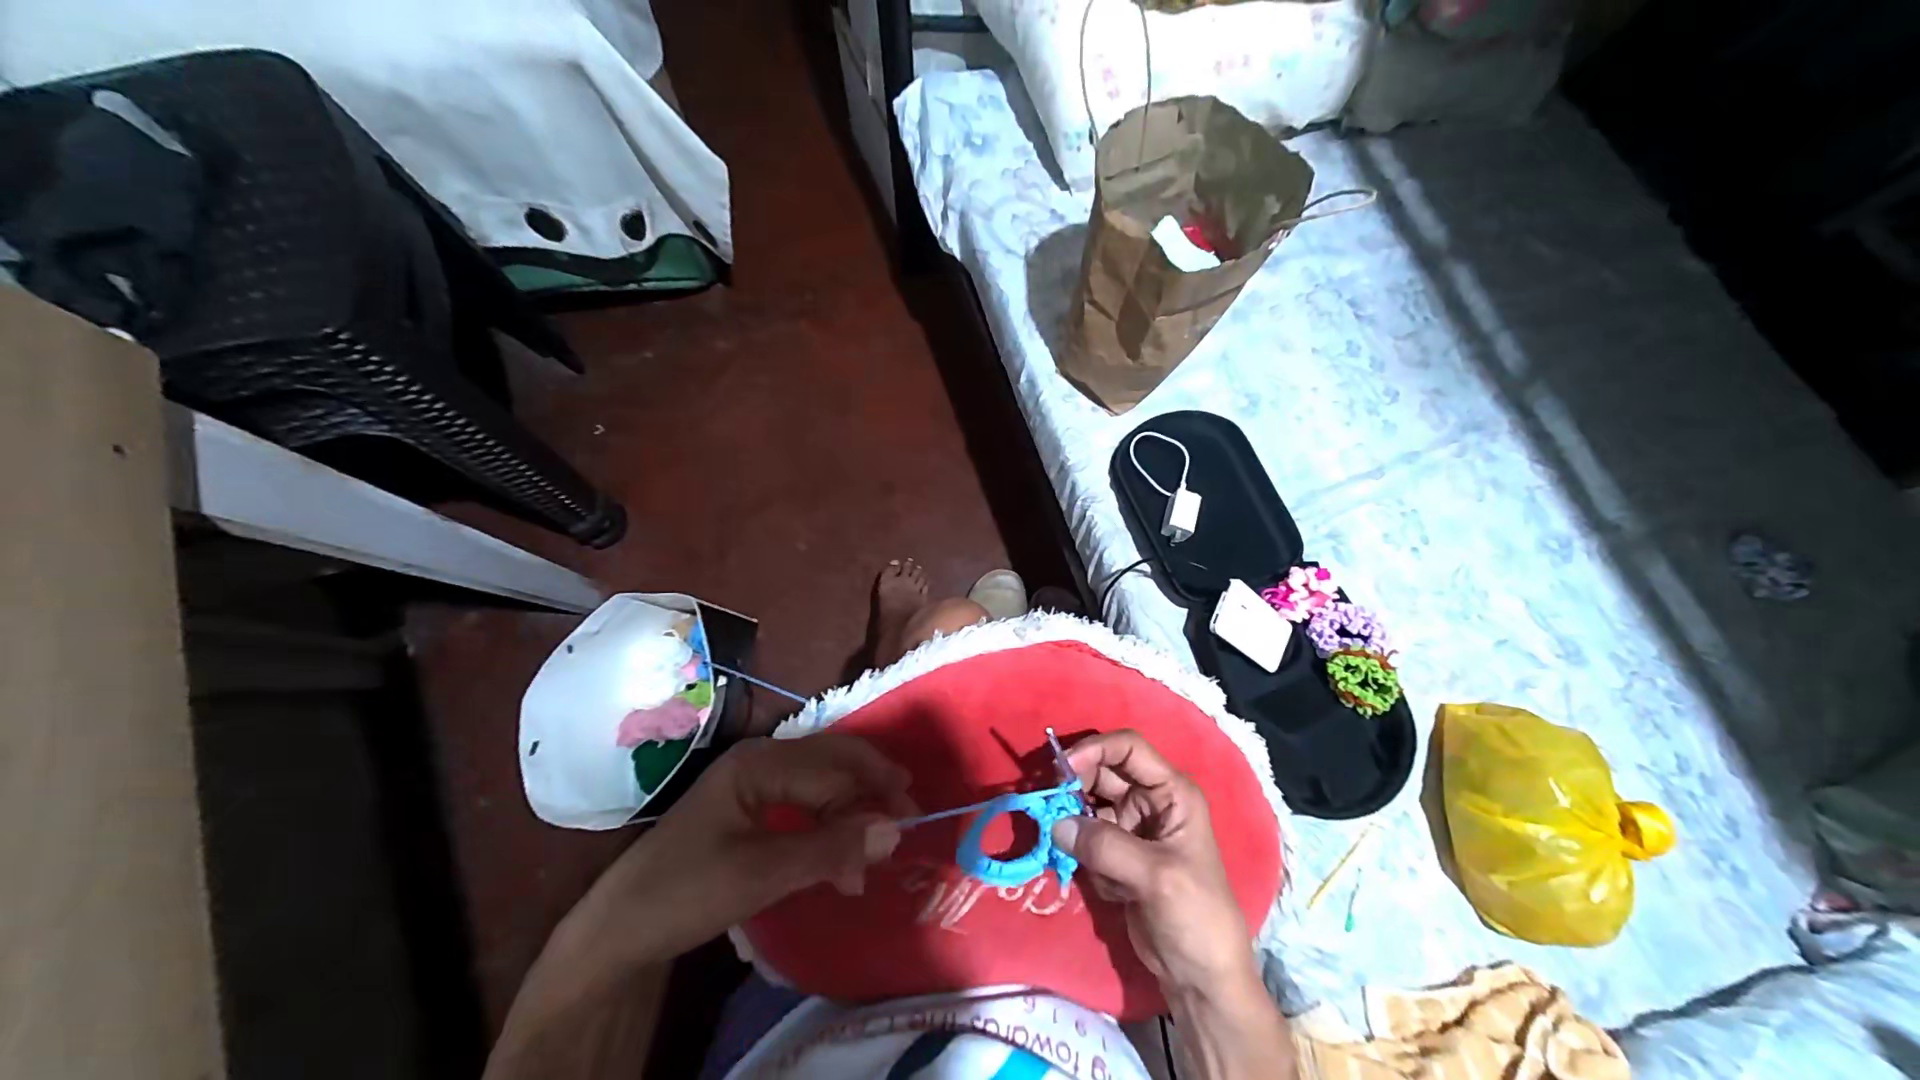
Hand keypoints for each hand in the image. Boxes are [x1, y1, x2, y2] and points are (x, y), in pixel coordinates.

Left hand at [575, 734, 918, 960]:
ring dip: (850, 812)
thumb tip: (894, 829)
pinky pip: (804, 800)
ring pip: (821, 781)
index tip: (910, 822)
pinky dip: (828, 824)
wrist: (618, 928)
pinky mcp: (749, 805)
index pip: (836, 766)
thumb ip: (831, 848)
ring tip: (867, 859)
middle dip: (870, 790)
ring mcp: (753, 780)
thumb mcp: (763, 874)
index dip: (877, 789)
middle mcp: (759, 759)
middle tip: (902, 826)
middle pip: (832, 762)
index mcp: (759, 762)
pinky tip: (837, 856)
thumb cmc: (686, 892)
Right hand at [1051, 729, 1254, 994]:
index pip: (1128, 748)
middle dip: (1074, 787)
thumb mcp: (1157, 877)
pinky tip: (1106, 888)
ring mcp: (1132, 829)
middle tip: (1049, 806)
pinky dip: (1082, 853)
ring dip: (1074, 824)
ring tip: (1072, 851)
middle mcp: (1150, 802)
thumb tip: (1057, 824)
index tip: (1062, 767)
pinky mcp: (1116, 855)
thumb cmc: (1195, 916)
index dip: (1095, 749)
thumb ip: (1106, 846)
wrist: (1202, 978)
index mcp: (1172, 793)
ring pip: (1088, 805)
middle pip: (1101, 773)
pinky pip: (1085, 837)